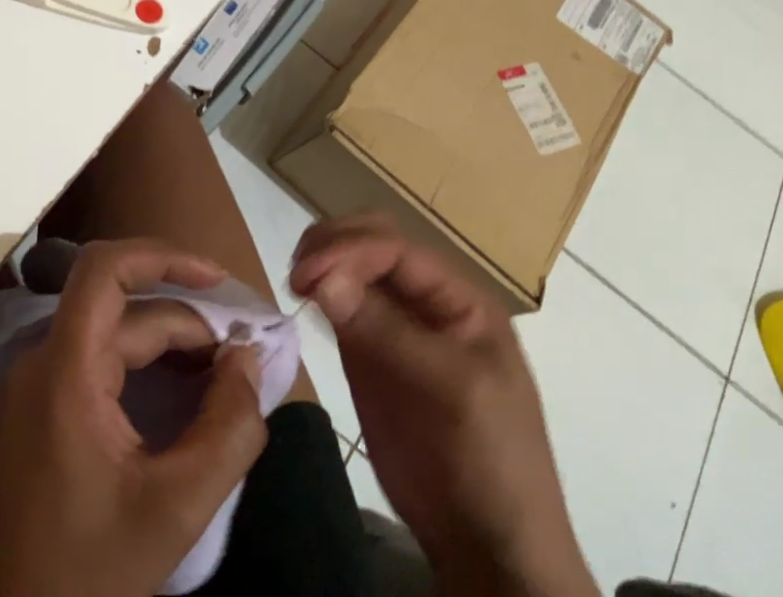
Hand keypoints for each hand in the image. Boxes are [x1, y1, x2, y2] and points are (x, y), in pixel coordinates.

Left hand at [0, 239, 268, 596]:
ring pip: (110, 336)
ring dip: (169, 345)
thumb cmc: (93, 568)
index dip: (163, 256)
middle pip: (121, 311)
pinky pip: (96, 364)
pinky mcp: (38, 412)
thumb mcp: (179, 505)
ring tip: (223, 376)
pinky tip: (183, 395)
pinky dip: (143, 366)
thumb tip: (248, 360)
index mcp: (64, 373)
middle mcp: (41, 364)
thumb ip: (229, 428)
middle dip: (188, 322)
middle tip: (243, 358)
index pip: (104, 271)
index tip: (220, 280)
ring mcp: (34, 388)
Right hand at [290, 214, 595, 596]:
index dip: (349, 251)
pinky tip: (302, 302)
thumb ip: (386, 330)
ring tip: (295, 284)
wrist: (486, 536)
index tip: (305, 275)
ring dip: (321, 264)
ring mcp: (395, 328)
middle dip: (332, 245)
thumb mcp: (451, 387)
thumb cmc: (487, 457)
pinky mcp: (368, 357)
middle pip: (373, 245)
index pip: (396, 249)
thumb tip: (320, 278)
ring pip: (352, 271)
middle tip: (296, 275)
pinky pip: (341, 309)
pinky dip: (319, 296)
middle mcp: (425, 302)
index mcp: (460, 299)